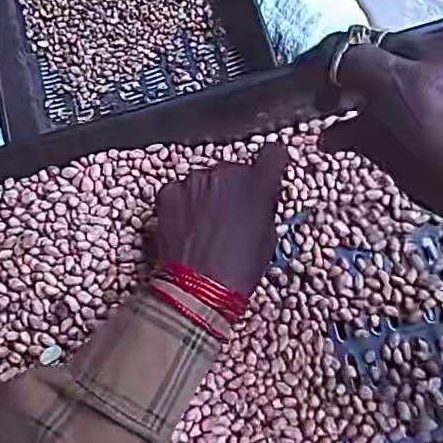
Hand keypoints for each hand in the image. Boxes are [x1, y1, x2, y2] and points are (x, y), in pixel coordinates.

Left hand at [151, 143, 289, 295]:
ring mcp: (195, 181)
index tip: (268, 169)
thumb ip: (264, 208)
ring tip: (205, 226)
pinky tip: (187, 227)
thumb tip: (259, 201)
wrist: (196, 288)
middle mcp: (226, 174)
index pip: (273, 154)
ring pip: (205, 180)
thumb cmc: (236, 270)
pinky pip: (180, 190)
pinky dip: (183, 204)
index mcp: (258, 184)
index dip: (271, 163)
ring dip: (207, 195)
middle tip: (230, 215)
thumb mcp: (267, 239)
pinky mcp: (169, 191)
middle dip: (233, 187)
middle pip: (234, 170)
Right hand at [320, 29, 442, 260]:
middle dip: (367, 75)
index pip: (349, 58)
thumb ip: (373, 146)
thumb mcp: (422, 183)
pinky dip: (434, 66)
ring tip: (411, 109)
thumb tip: (333, 133)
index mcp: (418, 94)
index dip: (331, 80)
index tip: (329, 103)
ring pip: (415, 42)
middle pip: (380, 45)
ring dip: (402, 69)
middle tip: (365, 110)